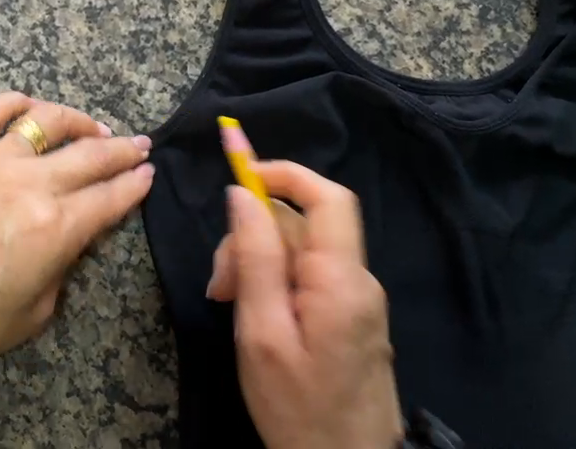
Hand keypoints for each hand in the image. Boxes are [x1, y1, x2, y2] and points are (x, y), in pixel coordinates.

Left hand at [0, 92, 154, 389]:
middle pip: (90, 155)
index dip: (135, 186)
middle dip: (122, 149)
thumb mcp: (34, 312)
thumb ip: (60, 267)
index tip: (150, 175)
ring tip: (95, 126)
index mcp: (56, 228)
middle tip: (141, 146)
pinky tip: (29, 104)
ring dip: (78, 119)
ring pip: (46, 121)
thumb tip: (68, 239)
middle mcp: (30, 184)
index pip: (110, 199)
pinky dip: (15, 101)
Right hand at [206, 159, 401, 448]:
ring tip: (227, 301)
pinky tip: (250, 311)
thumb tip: (241, 193)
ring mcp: (355, 299)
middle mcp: (357, 279)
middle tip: (218, 280)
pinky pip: (306, 276)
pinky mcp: (348, 317)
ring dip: (256, 261)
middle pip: (301, 223)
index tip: (237, 166)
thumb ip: (255, 258)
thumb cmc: (299, 409)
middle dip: (252, 233)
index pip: (326, 196)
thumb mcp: (262, 334)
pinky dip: (272, 280)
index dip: (283, 172)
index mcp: (341, 279)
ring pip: (299, 249)